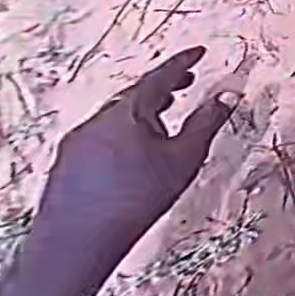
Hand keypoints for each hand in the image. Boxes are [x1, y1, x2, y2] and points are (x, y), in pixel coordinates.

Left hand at [34, 48, 238, 257]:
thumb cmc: (138, 196)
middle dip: (162, 86)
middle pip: (134, 94)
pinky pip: (102, 133)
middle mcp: (97, 121)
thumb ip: (208, 121)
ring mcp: (76, 144)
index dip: (182, 63)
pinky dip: (126, 128)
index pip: (159, 77)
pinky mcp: (66, 165)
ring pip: (116, 115)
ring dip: (144, 108)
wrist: (76, 243)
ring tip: (165, 113)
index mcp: (127, 113)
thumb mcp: (185, 155)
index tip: (198, 52)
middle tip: (187, 81)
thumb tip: (228, 93)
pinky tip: (138, 146)